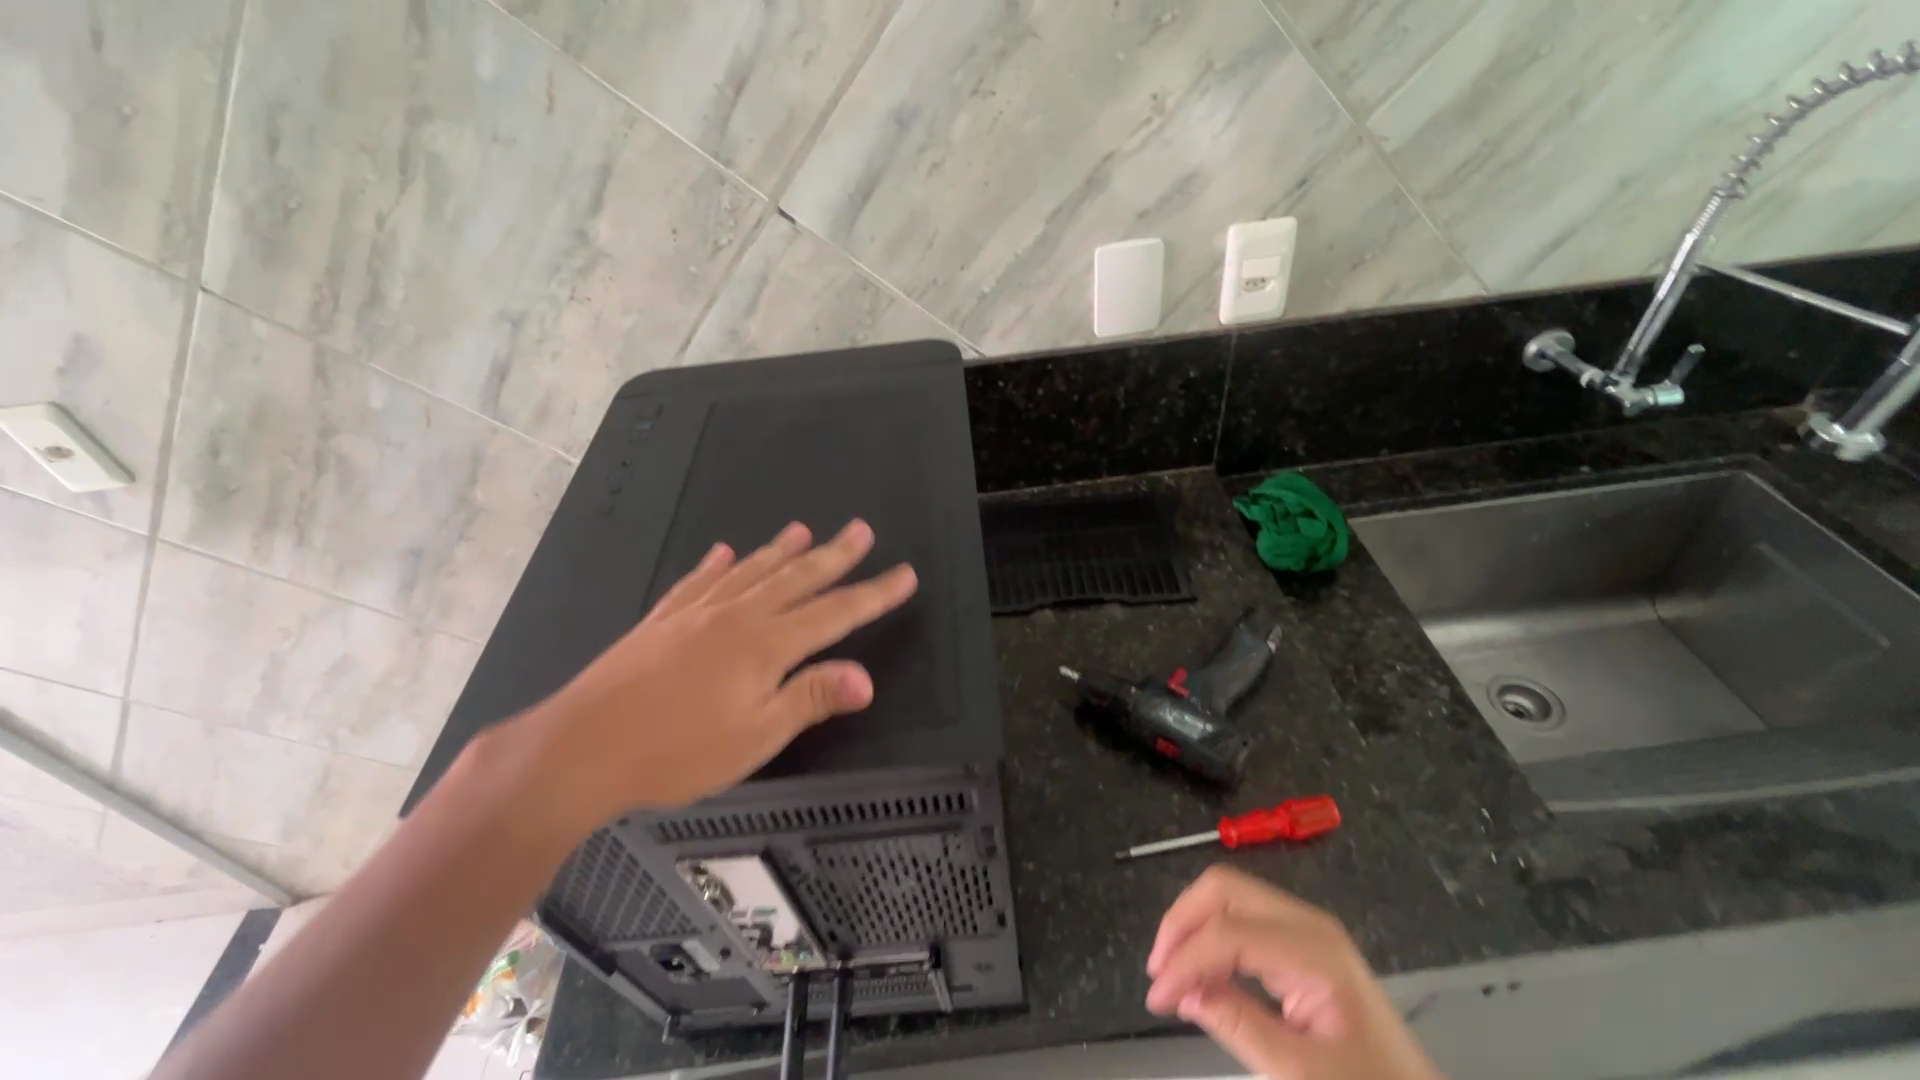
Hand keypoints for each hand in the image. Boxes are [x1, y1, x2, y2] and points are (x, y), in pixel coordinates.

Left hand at [497, 520, 916, 830]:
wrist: (582, 747)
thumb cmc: (676, 752)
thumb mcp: (755, 737)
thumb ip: (810, 699)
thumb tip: (865, 677)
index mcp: (765, 644)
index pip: (833, 613)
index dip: (873, 595)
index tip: (904, 575)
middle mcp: (735, 616)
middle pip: (796, 579)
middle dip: (835, 556)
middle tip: (862, 530)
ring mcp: (694, 613)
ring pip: (750, 572)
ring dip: (781, 551)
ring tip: (805, 530)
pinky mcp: (660, 621)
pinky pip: (697, 581)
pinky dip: (717, 566)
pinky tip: (725, 554)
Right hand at [1146, 866, 1443, 1079]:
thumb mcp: (1300, 1073)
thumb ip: (1238, 1026)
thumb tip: (1183, 993)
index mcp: (1313, 951)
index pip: (1226, 933)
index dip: (1183, 961)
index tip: (1157, 999)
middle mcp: (1308, 924)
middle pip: (1223, 889)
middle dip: (1181, 923)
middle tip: (1159, 972)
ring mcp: (1307, 929)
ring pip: (1229, 896)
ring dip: (1193, 926)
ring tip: (1173, 975)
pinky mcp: (1303, 942)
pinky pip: (1243, 917)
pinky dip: (1212, 936)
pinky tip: (1201, 972)